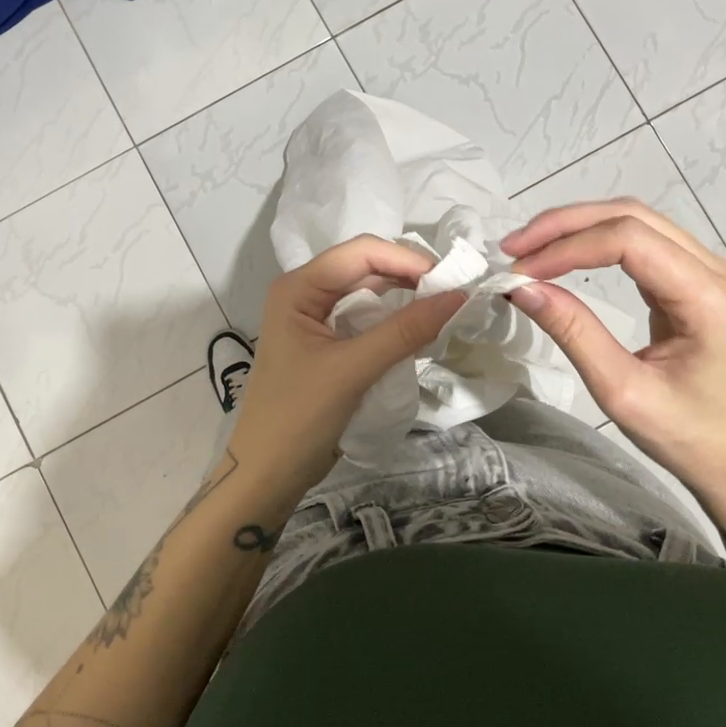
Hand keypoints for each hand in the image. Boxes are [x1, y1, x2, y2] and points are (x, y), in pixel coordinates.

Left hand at [227, 236, 467, 494]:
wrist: (266, 474)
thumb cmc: (299, 417)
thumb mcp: (353, 370)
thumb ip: (405, 330)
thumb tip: (459, 296)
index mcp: (298, 287)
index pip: (360, 252)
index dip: (406, 259)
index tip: (451, 280)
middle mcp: (304, 293)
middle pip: (365, 267)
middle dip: (409, 275)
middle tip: (454, 293)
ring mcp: (314, 318)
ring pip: (368, 292)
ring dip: (404, 297)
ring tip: (444, 308)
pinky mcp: (326, 343)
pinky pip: (365, 318)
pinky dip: (393, 320)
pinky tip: (419, 329)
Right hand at [500, 199, 725, 502]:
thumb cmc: (686, 437)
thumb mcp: (621, 391)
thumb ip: (574, 332)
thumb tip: (521, 287)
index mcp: (711, 300)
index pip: (630, 241)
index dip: (568, 246)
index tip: (519, 269)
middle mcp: (720, 272)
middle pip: (633, 217)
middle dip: (566, 226)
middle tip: (513, 247)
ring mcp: (714, 270)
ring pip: (637, 220)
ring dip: (578, 228)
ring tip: (530, 247)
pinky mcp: (699, 277)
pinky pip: (644, 240)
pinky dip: (596, 240)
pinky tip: (563, 253)